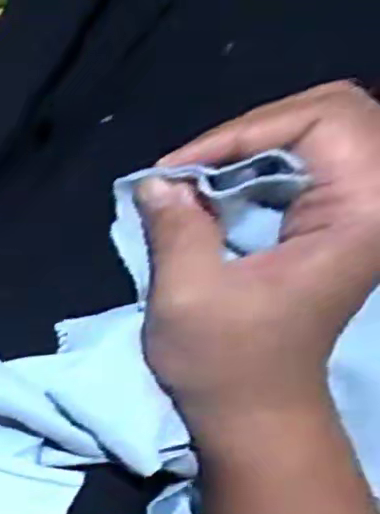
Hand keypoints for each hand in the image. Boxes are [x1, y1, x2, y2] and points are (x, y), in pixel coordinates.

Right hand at [138, 81, 379, 422]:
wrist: (253, 399)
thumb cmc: (220, 356)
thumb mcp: (185, 294)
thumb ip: (177, 231)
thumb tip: (155, 183)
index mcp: (365, 208)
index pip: (325, 120)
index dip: (240, 132)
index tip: (169, 172)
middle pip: (335, 113)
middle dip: (247, 132)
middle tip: (178, 171)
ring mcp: (367, 206)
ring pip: (325, 133)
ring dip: (249, 149)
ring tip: (187, 183)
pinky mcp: (343, 219)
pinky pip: (312, 165)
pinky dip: (256, 170)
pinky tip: (212, 196)